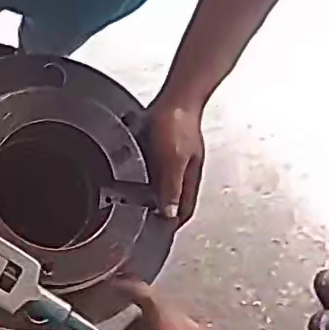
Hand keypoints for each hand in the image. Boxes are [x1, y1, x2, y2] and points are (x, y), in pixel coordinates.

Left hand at [145, 98, 205, 221]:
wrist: (177, 95)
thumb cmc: (178, 122)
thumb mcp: (172, 160)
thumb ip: (171, 187)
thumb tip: (169, 213)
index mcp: (190, 175)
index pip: (185, 208)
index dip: (174, 223)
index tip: (162, 235)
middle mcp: (184, 168)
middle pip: (176, 197)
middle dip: (165, 211)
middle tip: (151, 223)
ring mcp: (175, 156)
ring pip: (166, 183)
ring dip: (156, 195)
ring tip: (142, 205)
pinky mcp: (164, 145)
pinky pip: (156, 168)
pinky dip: (149, 177)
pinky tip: (138, 176)